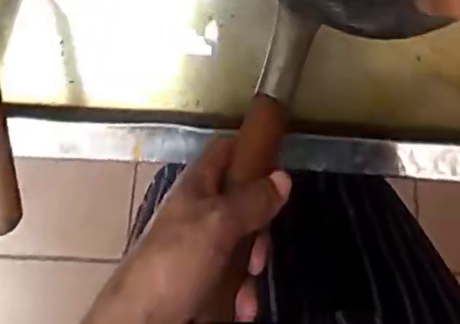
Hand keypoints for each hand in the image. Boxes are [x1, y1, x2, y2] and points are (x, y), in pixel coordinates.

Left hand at [83, 139, 290, 323]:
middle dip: (259, 228)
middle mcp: (199, 212)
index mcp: (198, 184)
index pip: (227, 151)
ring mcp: (197, 250)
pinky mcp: (198, 285)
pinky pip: (230, 282)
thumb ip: (253, 200)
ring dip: (250, 269)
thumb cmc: (176, 261)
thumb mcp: (219, 223)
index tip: (277, 167)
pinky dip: (240, 296)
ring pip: (240, 246)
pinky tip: (241, 310)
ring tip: (248, 291)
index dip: (251, 152)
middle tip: (260, 250)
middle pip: (241, 204)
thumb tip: (283, 176)